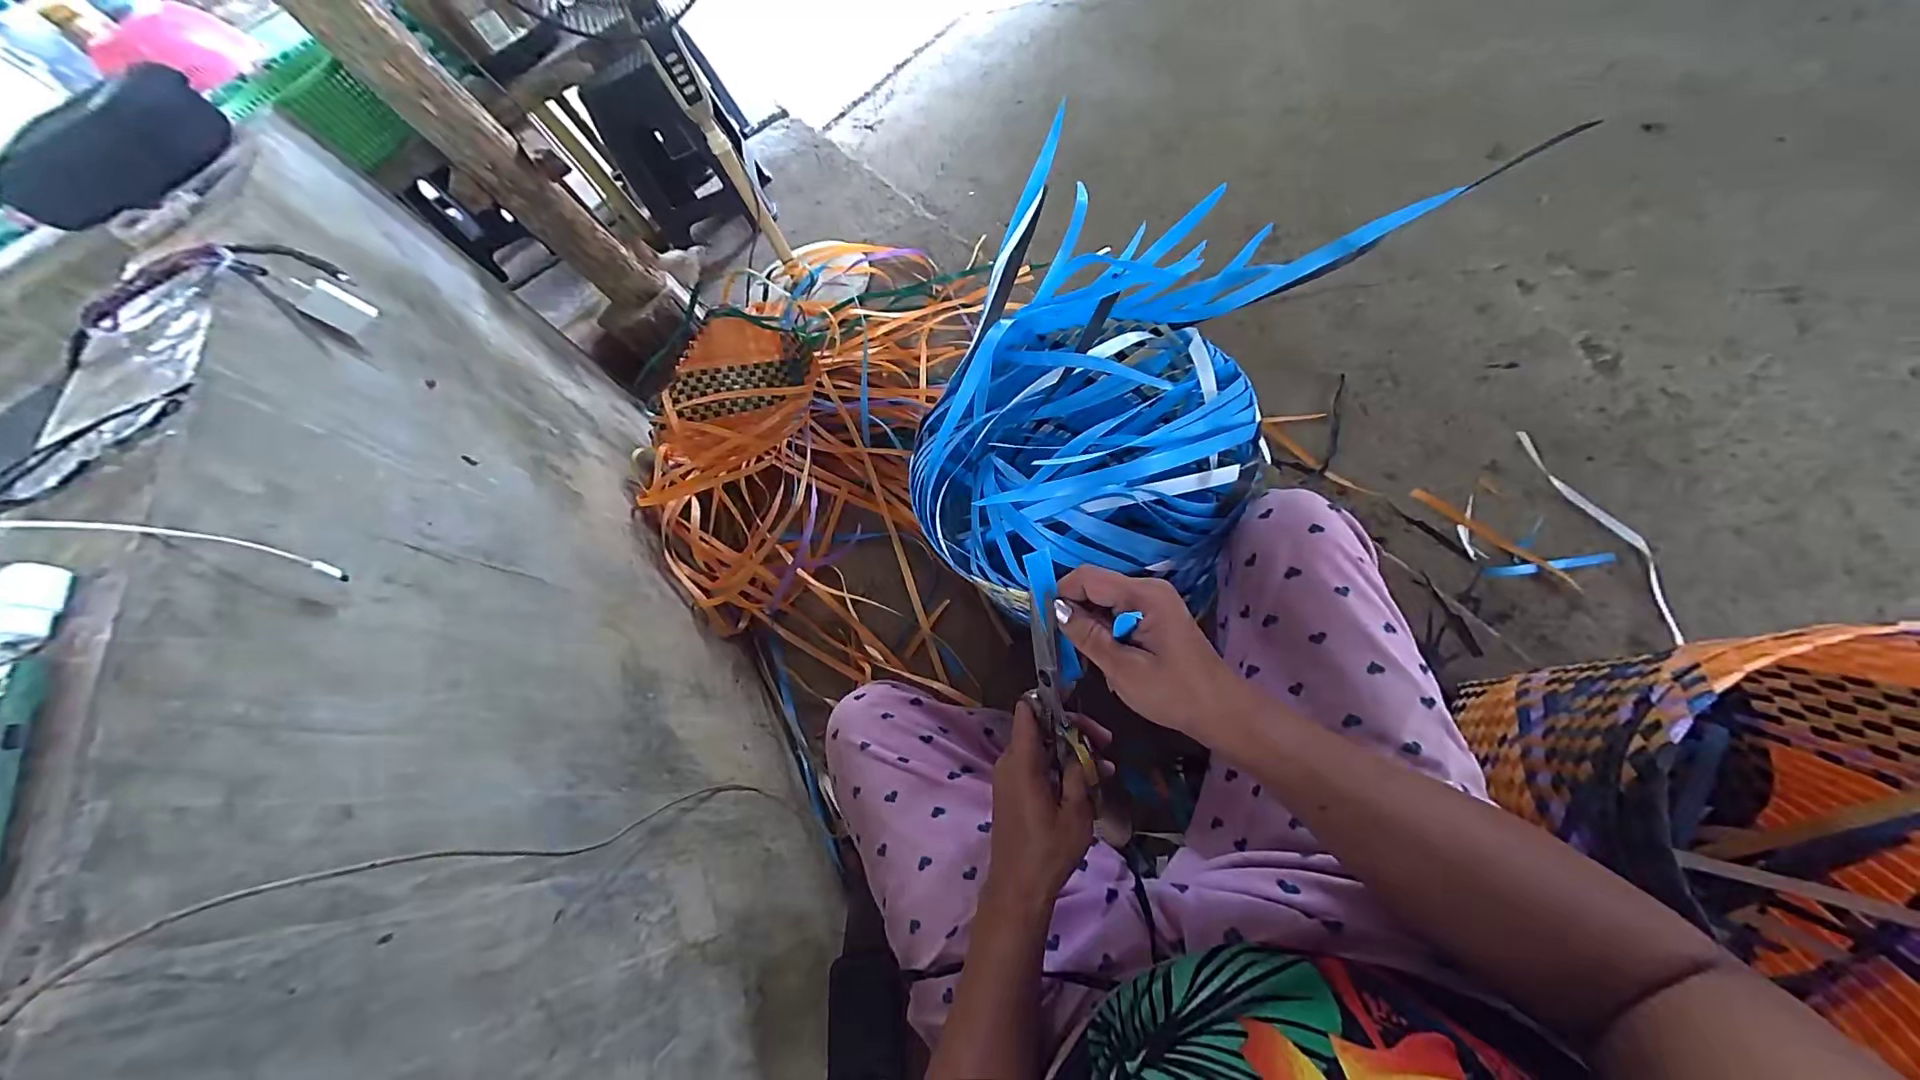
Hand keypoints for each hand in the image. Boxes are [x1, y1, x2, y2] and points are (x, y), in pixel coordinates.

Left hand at [984, 700, 1096, 911]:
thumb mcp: (1076, 812)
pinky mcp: (1013, 790)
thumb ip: (1079, 773)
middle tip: (1106, 744)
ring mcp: (1009, 776)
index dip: (1052, 701)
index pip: (1028, 710)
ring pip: (1041, 748)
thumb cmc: (1048, 850)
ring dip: (1070, 752)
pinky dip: (1058, 767)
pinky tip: (1086, 782)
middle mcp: (1010, 761)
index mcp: (1022, 761)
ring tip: (1104, 768)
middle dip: (1073, 731)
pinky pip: (1035, 765)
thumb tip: (1084, 748)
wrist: (1017, 887)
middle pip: (1040, 728)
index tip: (1080, 705)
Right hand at [1055, 565, 1242, 744]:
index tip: (1045, 624)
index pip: (1087, 577)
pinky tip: (1110, 658)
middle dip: (1075, 612)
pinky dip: (1106, 630)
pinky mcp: (1156, 614)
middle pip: (1095, 586)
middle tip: (1070, 650)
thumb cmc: (1174, 694)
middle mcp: (1149, 588)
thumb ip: (1087, 636)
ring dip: (1090, 625)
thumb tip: (1056, 609)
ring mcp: (1154, 600)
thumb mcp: (1122, 669)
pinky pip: (1118, 611)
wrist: (1222, 711)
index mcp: (1143, 595)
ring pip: (1104, 600)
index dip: (1060, 594)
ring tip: (1093, 660)